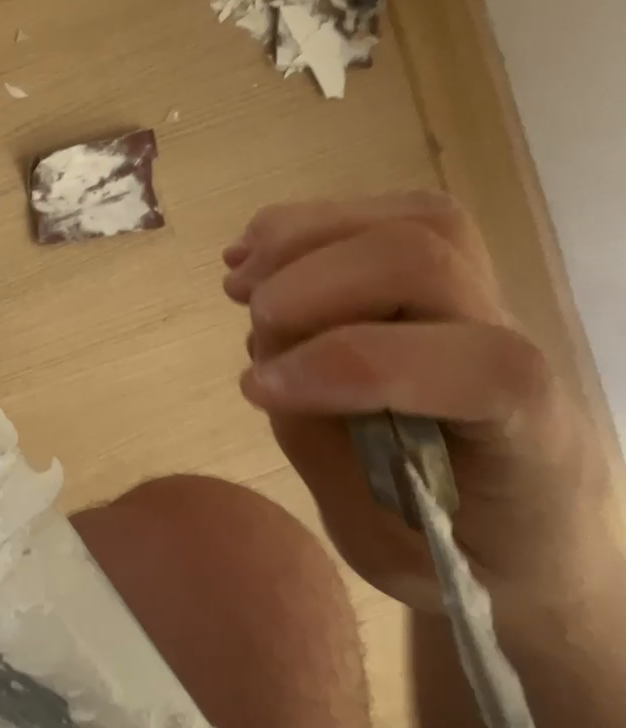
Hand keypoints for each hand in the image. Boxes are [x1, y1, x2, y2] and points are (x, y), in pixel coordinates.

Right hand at [222, 193, 619, 615]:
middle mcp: (523, 351)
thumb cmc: (457, 553)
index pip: (479, 365)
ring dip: (298, 240)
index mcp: (532, 437)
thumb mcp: (386, 541)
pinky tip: (251, 262)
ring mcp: (485, 306)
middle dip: (308, 286)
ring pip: (408, 219)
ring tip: (239, 281)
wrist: (526, 537)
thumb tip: (271, 365)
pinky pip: (381, 218)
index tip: (257, 391)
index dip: (352, 363)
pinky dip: (298, 229)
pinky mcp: (442, 283)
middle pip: (424, 258)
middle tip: (250, 326)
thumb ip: (325, 448)